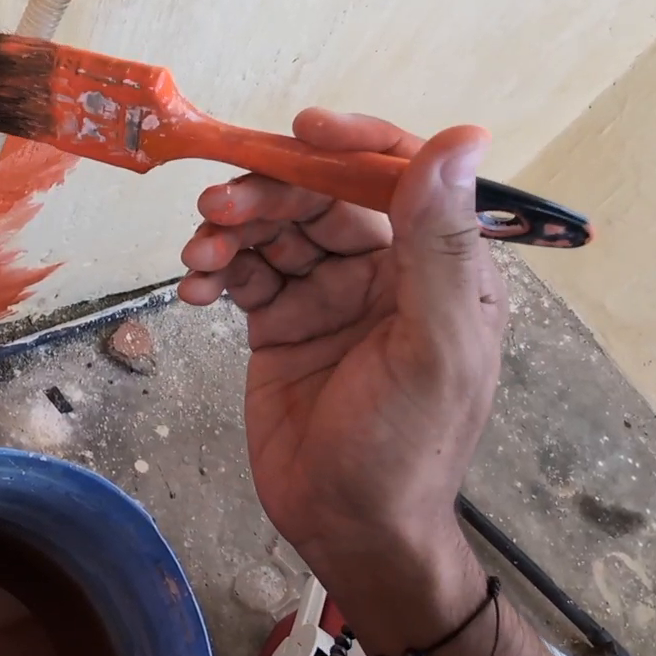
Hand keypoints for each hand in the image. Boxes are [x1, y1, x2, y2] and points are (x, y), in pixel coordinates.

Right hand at [177, 110, 506, 603]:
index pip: (394, 178)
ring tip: (197, 259)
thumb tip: (461, 137)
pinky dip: (213, 275)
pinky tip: (193, 293)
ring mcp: (321, 295)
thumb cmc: (401, 443)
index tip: (298, 131)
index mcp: (432, 267)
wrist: (344, 524)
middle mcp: (377, 270)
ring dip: (227, 234)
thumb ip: (439, 244)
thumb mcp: (430, 346)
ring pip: (268, 234)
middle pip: (314, 201)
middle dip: (264, 197)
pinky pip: (240, 275)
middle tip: (214, 208)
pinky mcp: (275, 321)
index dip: (350, 144)